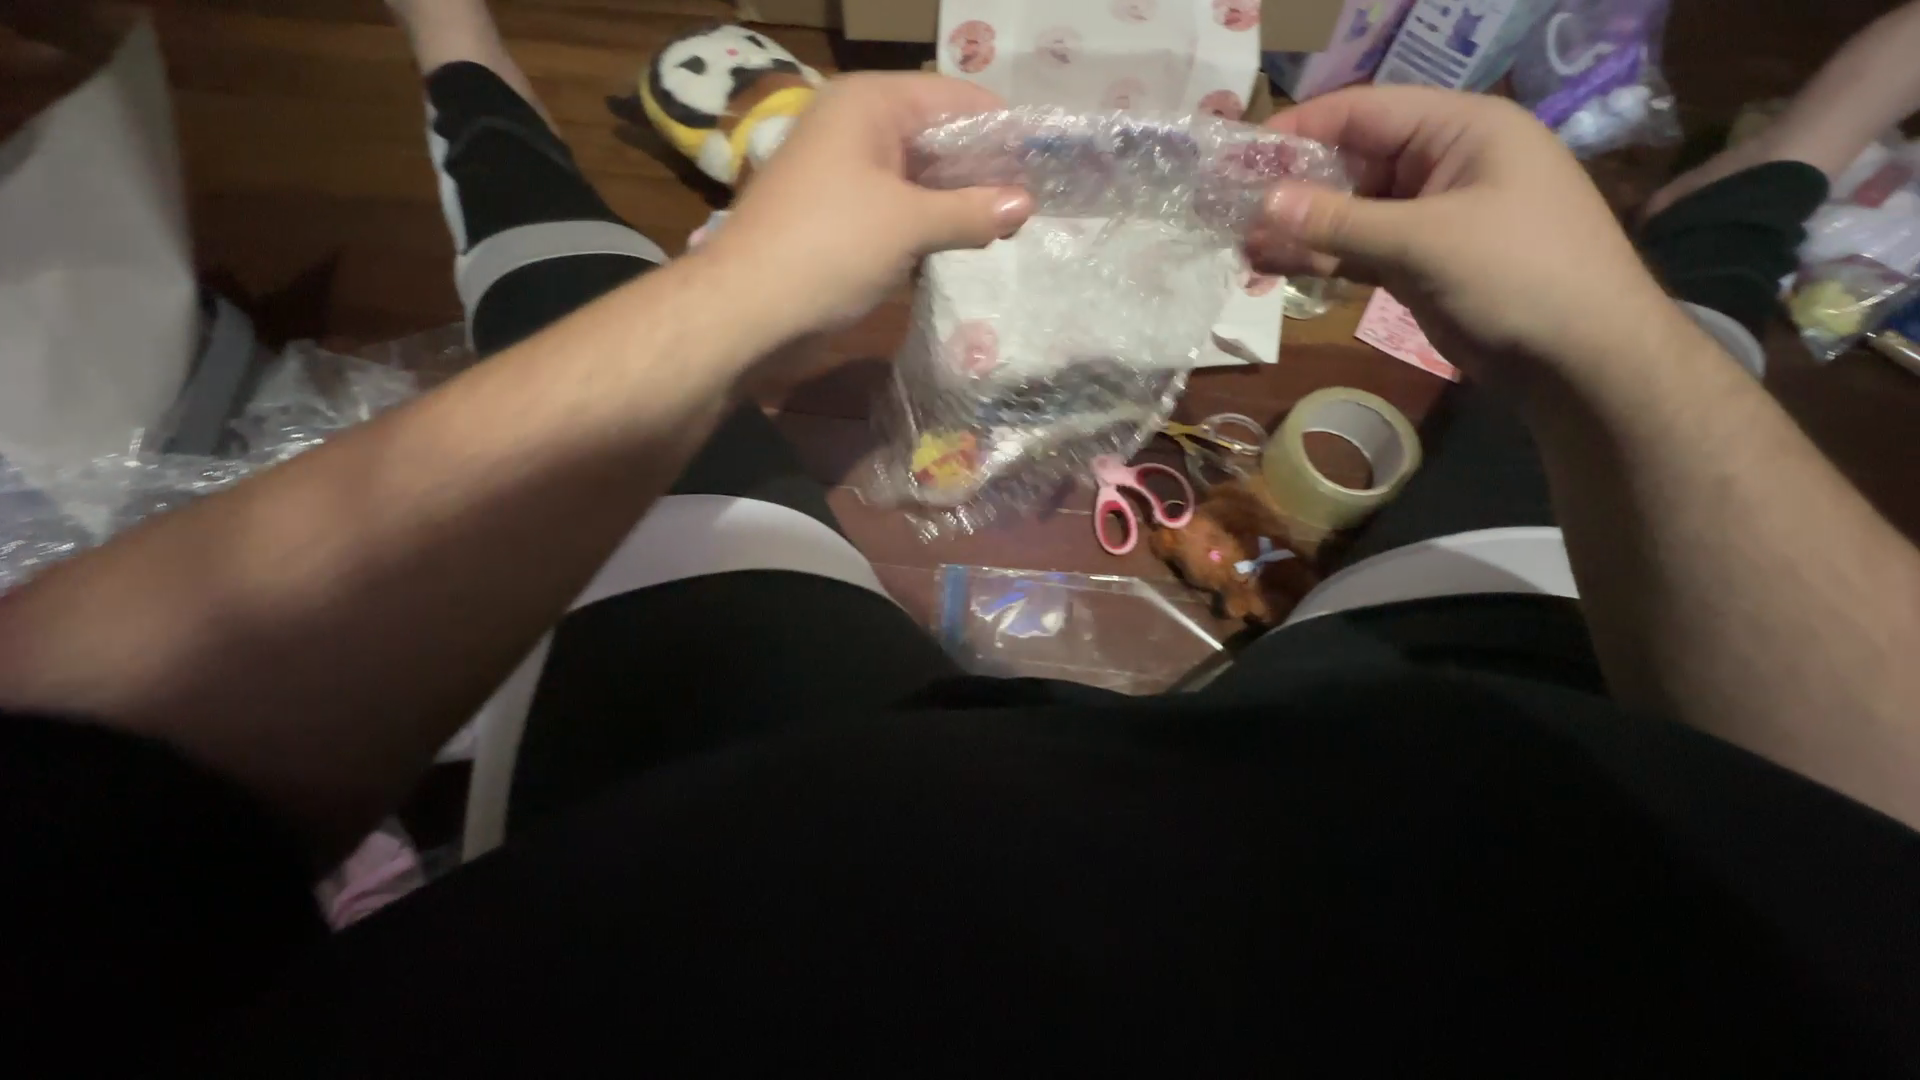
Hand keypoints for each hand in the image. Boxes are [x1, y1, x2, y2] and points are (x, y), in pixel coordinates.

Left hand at [701, 73, 1033, 341]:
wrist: (747, 309)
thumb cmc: (828, 248)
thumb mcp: (908, 225)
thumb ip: (970, 211)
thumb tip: (1026, 204)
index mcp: (870, 103)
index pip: (957, 99)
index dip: (1004, 130)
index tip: (1047, 167)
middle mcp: (857, 127)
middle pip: (939, 137)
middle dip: (984, 171)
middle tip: (1033, 208)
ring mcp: (846, 174)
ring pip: (920, 178)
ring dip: (958, 204)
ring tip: (1009, 230)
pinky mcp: (840, 217)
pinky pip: (898, 210)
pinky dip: (928, 226)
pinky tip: (963, 247)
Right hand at [1248, 86, 1681, 379]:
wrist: (1579, 357)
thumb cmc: (1518, 275)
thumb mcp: (1424, 241)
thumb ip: (1339, 224)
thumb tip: (1261, 205)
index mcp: (1460, 129)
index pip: (1364, 112)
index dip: (1299, 129)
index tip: (1238, 154)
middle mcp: (1441, 163)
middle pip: (1350, 162)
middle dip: (1292, 186)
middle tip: (1229, 208)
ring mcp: (1428, 217)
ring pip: (1348, 213)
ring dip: (1298, 229)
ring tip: (1239, 244)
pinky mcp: (1417, 262)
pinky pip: (1357, 251)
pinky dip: (1318, 259)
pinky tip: (1271, 266)